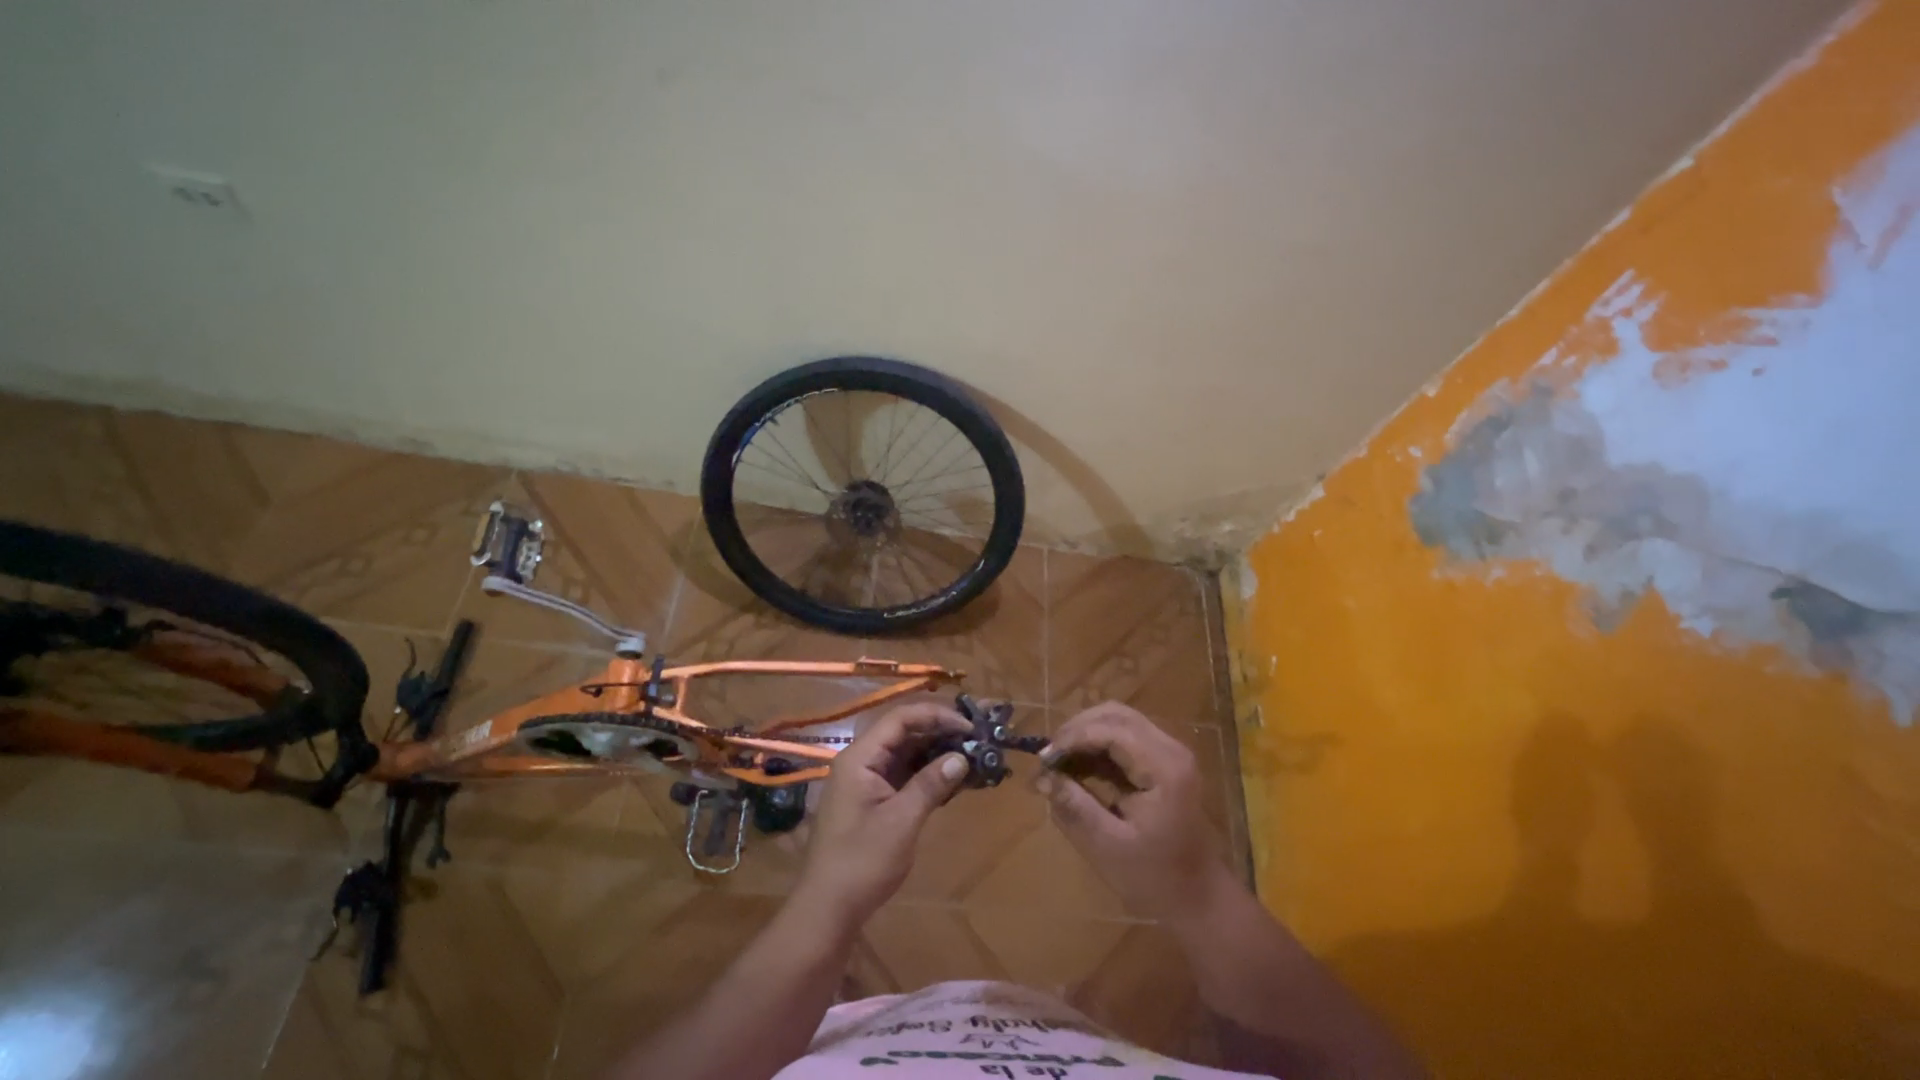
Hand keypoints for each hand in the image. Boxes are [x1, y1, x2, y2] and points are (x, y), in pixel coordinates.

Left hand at [795, 703, 972, 926]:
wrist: (829, 907)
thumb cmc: (862, 861)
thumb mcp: (901, 821)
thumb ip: (931, 784)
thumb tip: (962, 756)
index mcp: (860, 758)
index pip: (900, 718)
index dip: (937, 716)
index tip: (970, 727)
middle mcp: (861, 762)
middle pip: (904, 732)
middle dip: (941, 732)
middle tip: (979, 737)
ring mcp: (866, 782)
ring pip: (906, 754)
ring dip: (938, 753)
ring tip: (974, 755)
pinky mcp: (873, 801)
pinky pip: (904, 775)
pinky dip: (929, 774)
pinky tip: (955, 779)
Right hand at [1039, 702, 1230, 921]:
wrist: (1199, 898)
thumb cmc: (1155, 878)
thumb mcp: (1107, 846)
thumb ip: (1075, 806)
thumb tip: (1042, 777)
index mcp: (1164, 768)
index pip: (1112, 729)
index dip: (1072, 738)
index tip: (1043, 761)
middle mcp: (1171, 750)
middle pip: (1116, 715)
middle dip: (1076, 730)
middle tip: (1047, 758)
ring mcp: (1170, 754)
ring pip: (1119, 722)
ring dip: (1085, 735)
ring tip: (1057, 763)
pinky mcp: (1164, 764)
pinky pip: (1125, 739)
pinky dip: (1097, 747)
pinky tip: (1076, 768)